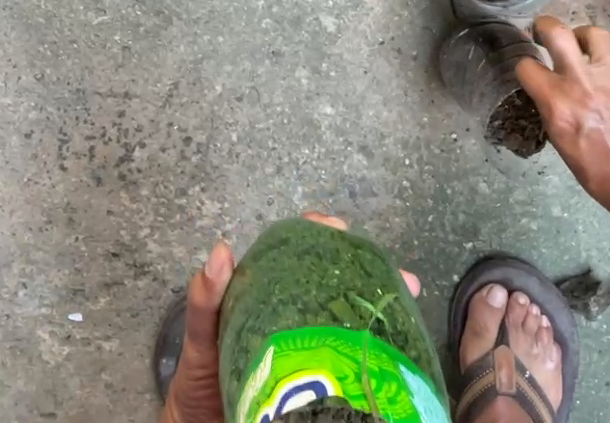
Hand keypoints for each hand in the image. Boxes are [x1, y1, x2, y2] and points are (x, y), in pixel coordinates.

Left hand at [160, 214, 419, 422]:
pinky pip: (352, 361)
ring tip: (409, 298)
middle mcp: (294, 314)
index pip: (295, 253)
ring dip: (381, 306)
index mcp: (266, 295)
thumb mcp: (200, 339)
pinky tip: (402, 347)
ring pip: (351, 319)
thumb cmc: (200, 381)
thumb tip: (221, 251)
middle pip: (334, 283)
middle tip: (398, 275)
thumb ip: (205, 302)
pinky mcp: (322, 380)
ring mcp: (311, 347)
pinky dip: (379, 352)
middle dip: (367, 271)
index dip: (319, 236)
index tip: (340, 229)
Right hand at [515, 17, 609, 223]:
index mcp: (558, 103)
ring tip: (582, 48)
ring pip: (595, 34)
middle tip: (544, 33)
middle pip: (557, 32)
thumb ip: (552, 107)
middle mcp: (583, 83)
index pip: (526, 65)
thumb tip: (549, 88)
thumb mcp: (560, 141)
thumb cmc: (599, 174)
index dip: (524, 65)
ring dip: (583, 37)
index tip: (528, 68)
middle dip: (545, 26)